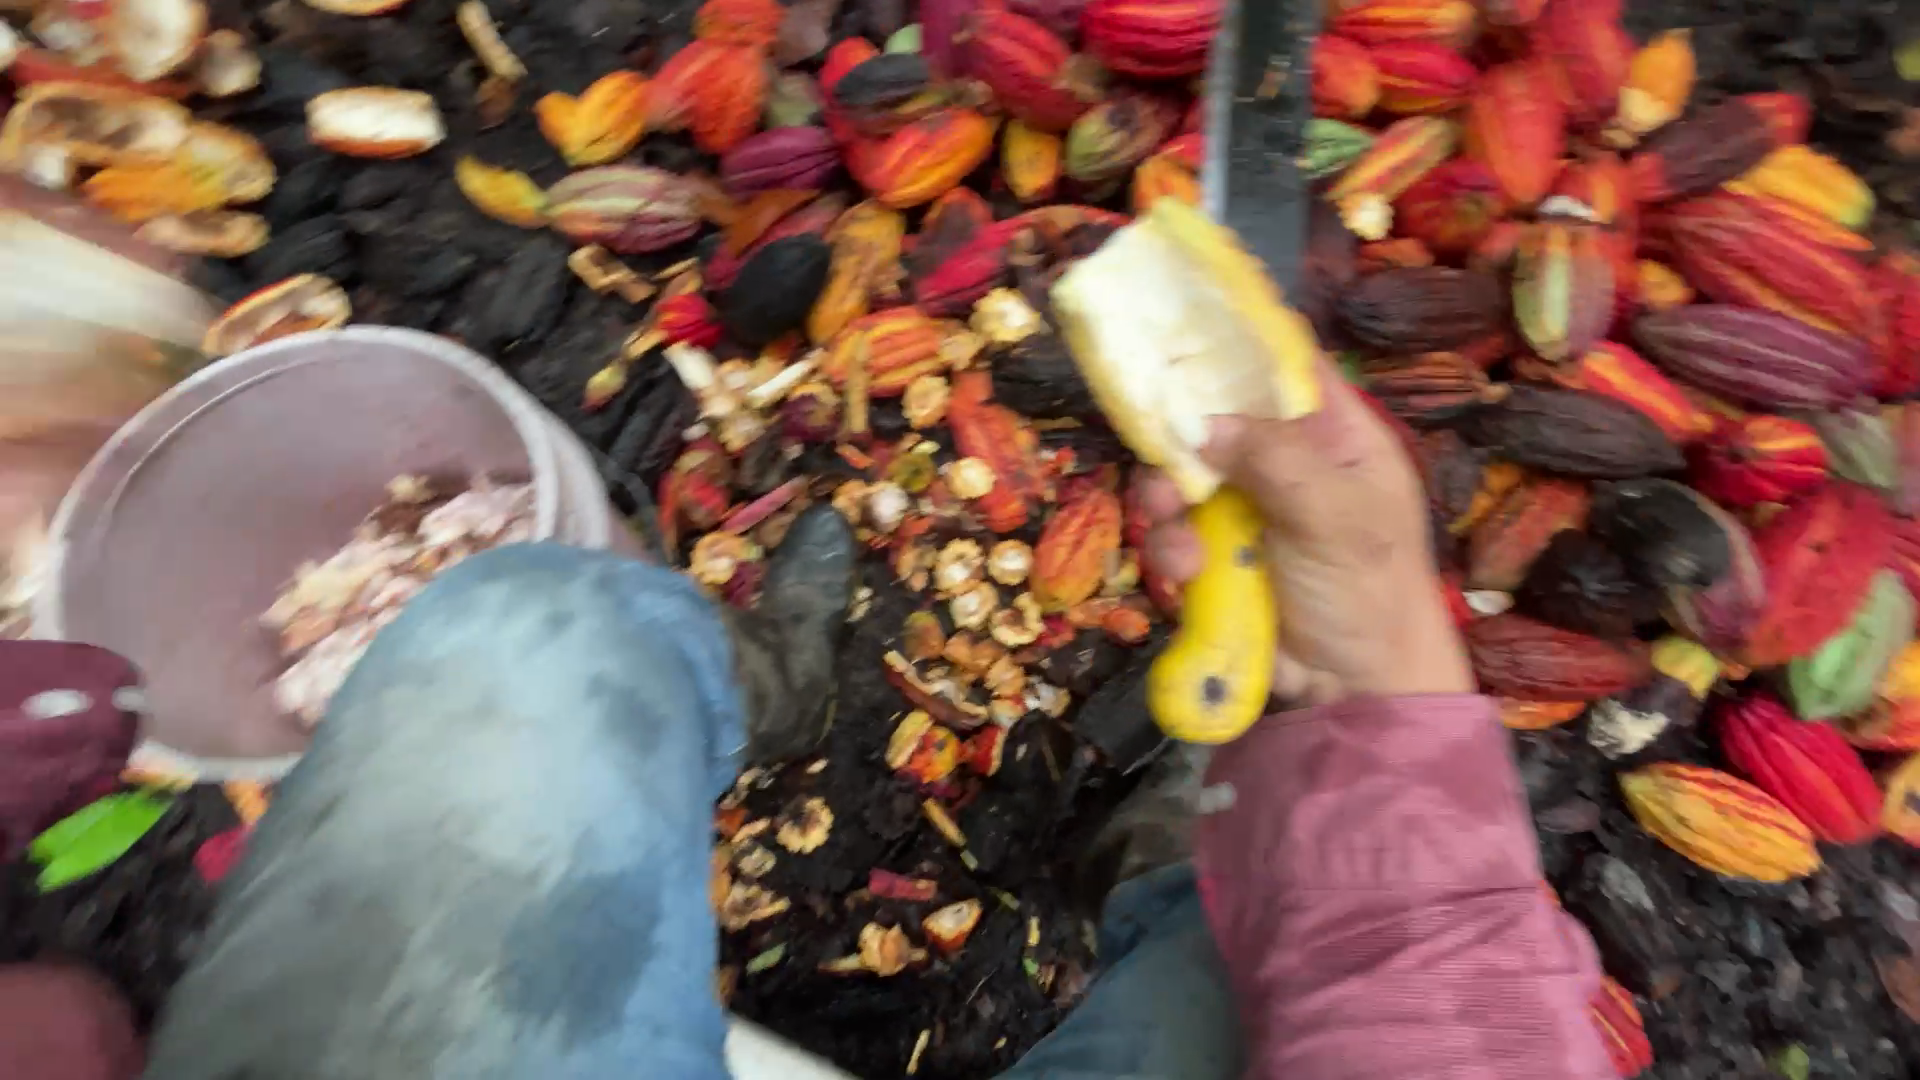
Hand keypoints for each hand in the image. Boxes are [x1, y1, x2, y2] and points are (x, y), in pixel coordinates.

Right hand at [1135, 363, 1471, 706]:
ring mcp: (1240, 508)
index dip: (1235, 346)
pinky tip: (1189, 581)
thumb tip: (1197, 422)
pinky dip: (1169, 556)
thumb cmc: (1367, 590)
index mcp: (1331, 434)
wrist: (1348, 686)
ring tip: (1183, 555)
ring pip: (1177, 481)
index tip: (1180, 339)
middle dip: (1179, 452)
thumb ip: (1274, 459)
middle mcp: (1279, 461)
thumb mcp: (1336, 514)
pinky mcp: (1210, 552)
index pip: (1283, 366)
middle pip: (1209, 423)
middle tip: (1168, 484)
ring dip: (1166, 513)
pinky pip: (1169, 534)